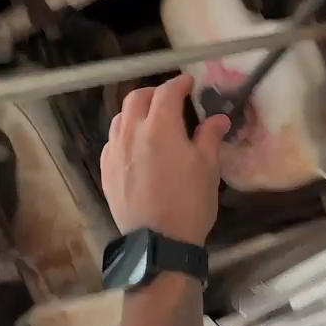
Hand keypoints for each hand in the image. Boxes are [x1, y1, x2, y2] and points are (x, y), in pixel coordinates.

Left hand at [102, 74, 231, 245]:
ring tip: (151, 120)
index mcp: (160, 128)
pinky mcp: (106, 171)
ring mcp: (114, 152)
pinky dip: (125, 134)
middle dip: (154, 93)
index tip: (189, 82)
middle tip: (170, 98)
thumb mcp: (208, 169)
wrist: (159, 242)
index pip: (167, 92)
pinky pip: (113, 142)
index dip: (179, 83)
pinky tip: (136, 147)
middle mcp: (131, 133)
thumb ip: (210, 137)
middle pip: (136, 99)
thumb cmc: (190, 203)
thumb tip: (218, 119)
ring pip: (120, 118)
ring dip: (136, 112)